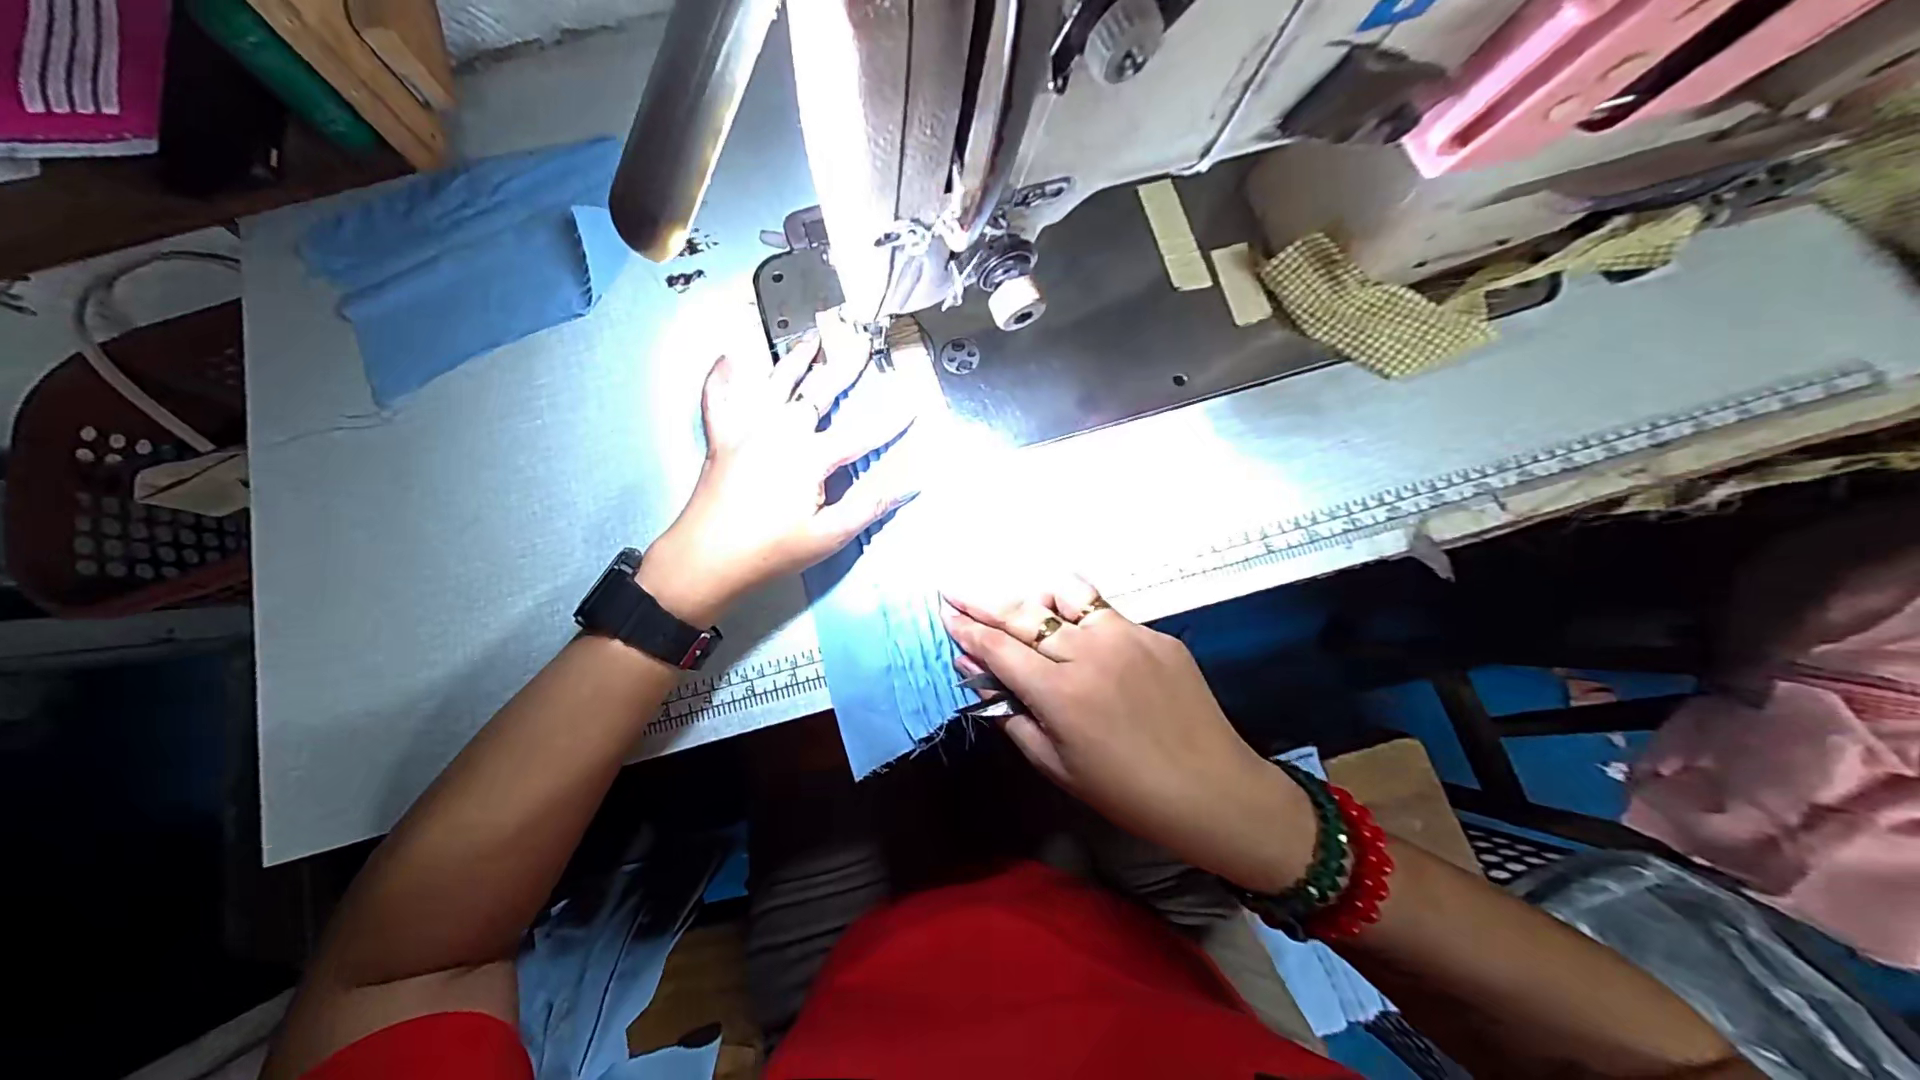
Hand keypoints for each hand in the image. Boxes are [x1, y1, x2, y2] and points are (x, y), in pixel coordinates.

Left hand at [640, 331, 915, 624]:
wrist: (705, 561)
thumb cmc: (768, 552)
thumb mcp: (829, 535)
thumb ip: (870, 505)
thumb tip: (910, 484)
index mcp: (808, 457)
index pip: (862, 434)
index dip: (892, 420)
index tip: (913, 404)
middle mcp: (778, 433)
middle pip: (818, 391)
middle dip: (844, 365)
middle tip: (860, 343)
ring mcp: (746, 432)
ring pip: (773, 383)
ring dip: (795, 359)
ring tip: (810, 339)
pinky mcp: (722, 440)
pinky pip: (719, 400)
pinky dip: (722, 377)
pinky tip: (725, 359)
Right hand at [942, 575, 1316, 893]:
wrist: (1211, 789)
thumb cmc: (1124, 791)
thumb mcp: (1055, 764)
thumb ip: (1011, 714)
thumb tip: (978, 675)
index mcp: (1059, 691)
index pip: (999, 647)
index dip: (967, 628)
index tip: (946, 612)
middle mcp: (1088, 651)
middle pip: (1023, 614)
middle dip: (984, 601)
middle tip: (957, 590)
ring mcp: (1127, 635)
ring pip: (1066, 595)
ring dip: (1035, 597)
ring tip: (1023, 607)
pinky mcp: (1156, 634)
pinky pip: (1107, 614)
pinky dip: (1082, 619)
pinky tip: (1080, 637)